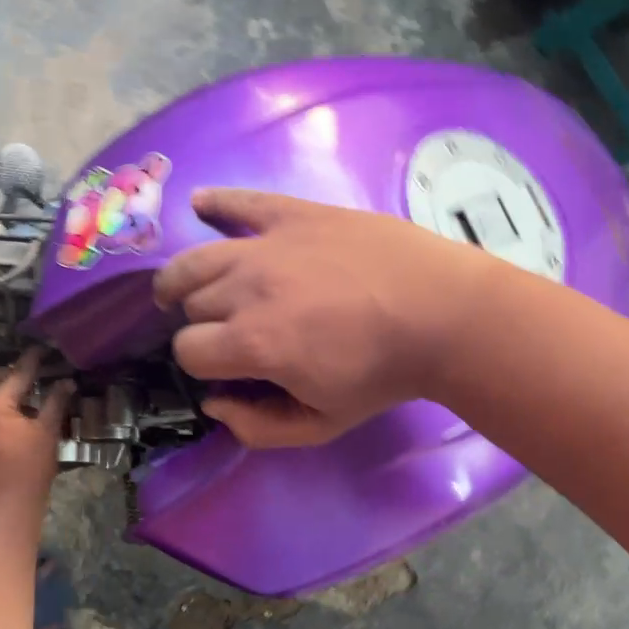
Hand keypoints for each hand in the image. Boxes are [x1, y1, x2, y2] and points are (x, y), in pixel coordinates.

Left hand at [0, 350, 74, 501]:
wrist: (9, 502)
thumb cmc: (31, 465)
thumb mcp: (47, 431)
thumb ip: (55, 403)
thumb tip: (67, 382)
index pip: (16, 374)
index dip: (31, 360)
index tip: (42, 349)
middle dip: (6, 372)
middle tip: (28, 373)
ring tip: (22, 397)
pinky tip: (12, 421)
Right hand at [154, 188, 504, 447]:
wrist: (445, 316)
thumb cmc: (382, 376)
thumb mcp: (321, 425)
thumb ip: (256, 427)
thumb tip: (213, 404)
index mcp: (252, 343)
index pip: (187, 351)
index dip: (198, 364)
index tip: (221, 368)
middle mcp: (247, 288)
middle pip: (191, 304)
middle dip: (198, 324)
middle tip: (222, 333)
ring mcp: (268, 245)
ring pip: (197, 259)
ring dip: (183, 279)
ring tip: (185, 290)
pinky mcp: (296, 214)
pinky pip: (241, 202)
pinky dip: (214, 203)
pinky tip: (199, 206)